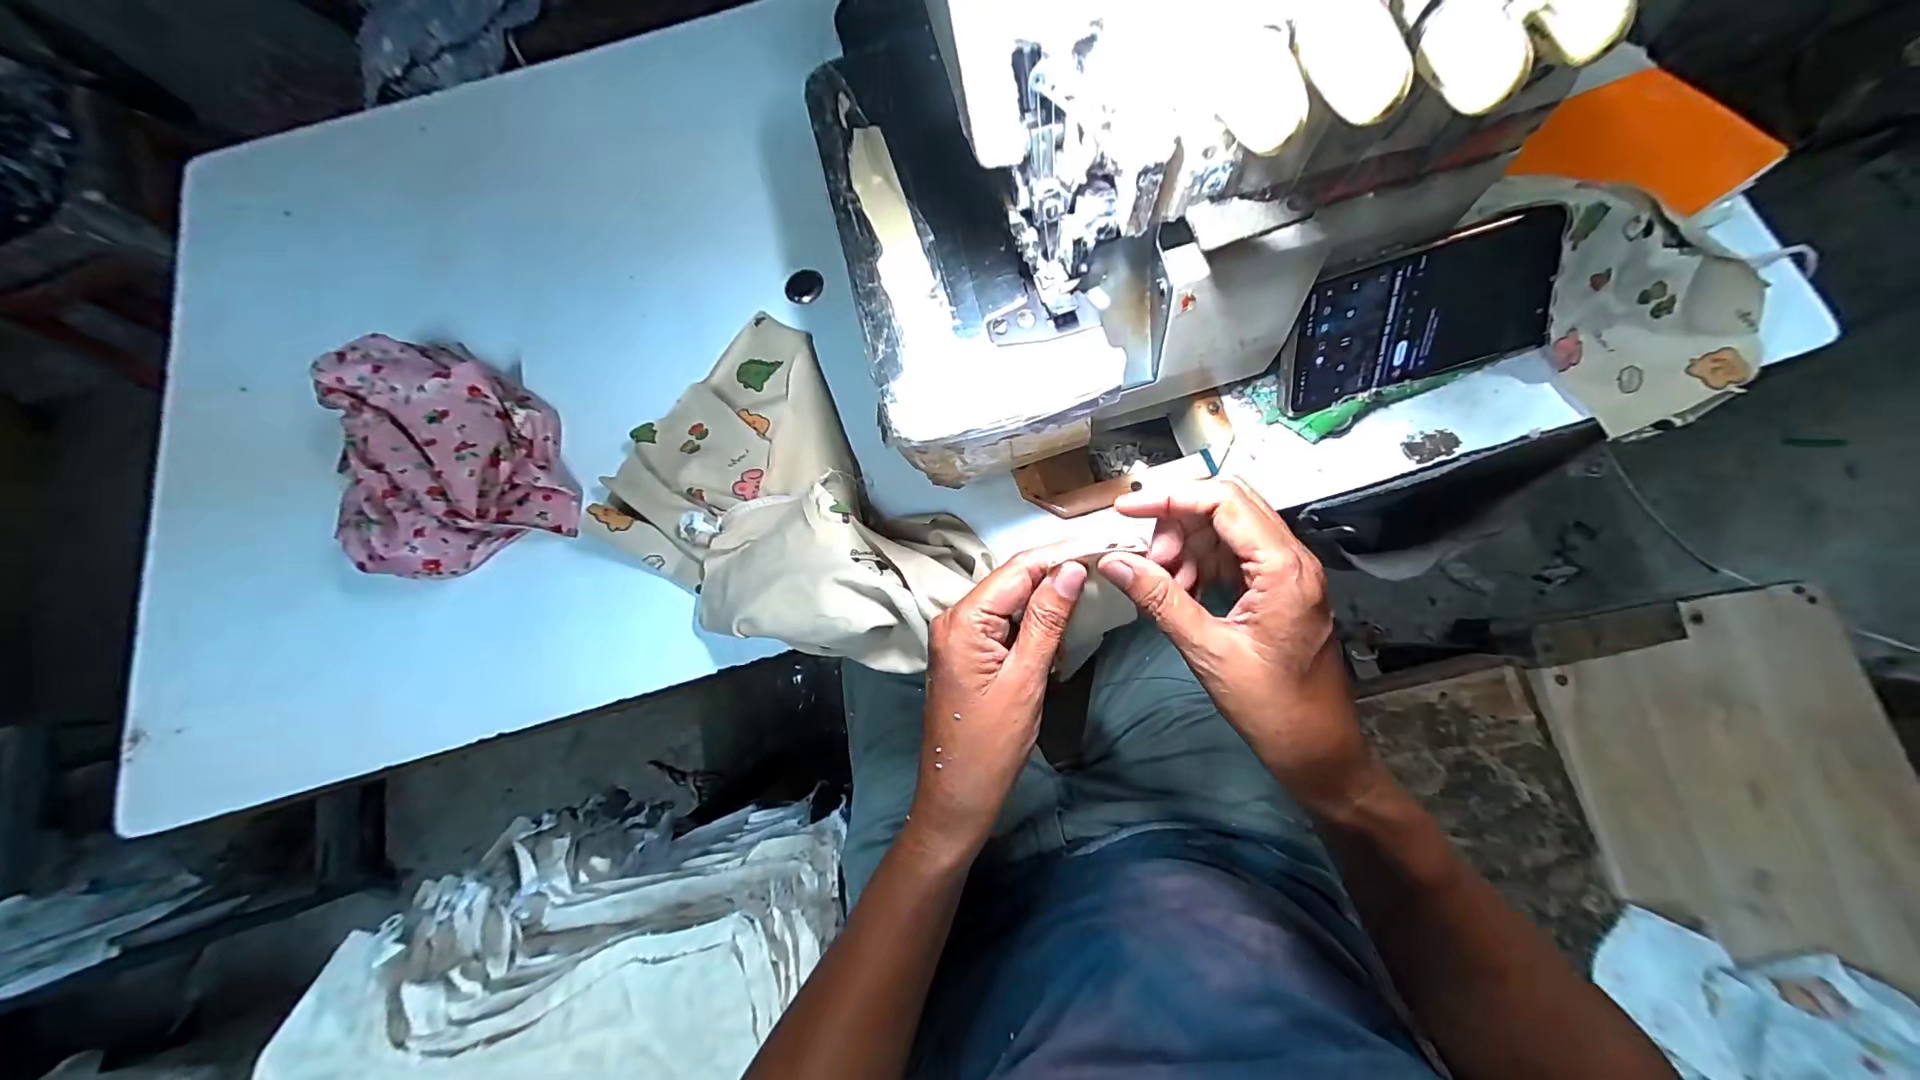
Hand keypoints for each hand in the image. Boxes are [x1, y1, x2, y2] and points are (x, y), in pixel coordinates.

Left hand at [904, 555, 1086, 861]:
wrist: (957, 794)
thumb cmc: (990, 746)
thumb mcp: (1025, 679)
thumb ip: (1047, 620)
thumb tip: (1071, 570)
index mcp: (963, 620)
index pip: (1018, 569)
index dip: (1061, 554)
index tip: (1103, 546)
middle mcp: (954, 618)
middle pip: (1012, 578)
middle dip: (1056, 568)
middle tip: (1104, 561)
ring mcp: (958, 634)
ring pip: (1009, 597)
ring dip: (1047, 590)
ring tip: (1091, 580)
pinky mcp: (967, 649)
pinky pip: (1003, 619)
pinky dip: (1032, 615)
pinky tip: (1062, 612)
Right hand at [1094, 478, 1376, 810]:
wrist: (1318, 748)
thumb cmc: (1275, 708)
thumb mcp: (1208, 651)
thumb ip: (1160, 600)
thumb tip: (1116, 564)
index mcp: (1284, 569)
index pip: (1224, 501)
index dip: (1170, 497)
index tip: (1127, 510)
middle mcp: (1291, 560)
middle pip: (1225, 507)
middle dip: (1176, 524)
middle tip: (1148, 561)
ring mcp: (1286, 573)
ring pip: (1225, 531)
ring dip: (1185, 547)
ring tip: (1163, 584)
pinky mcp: (1277, 589)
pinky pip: (1231, 557)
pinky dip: (1198, 565)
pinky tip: (1180, 592)